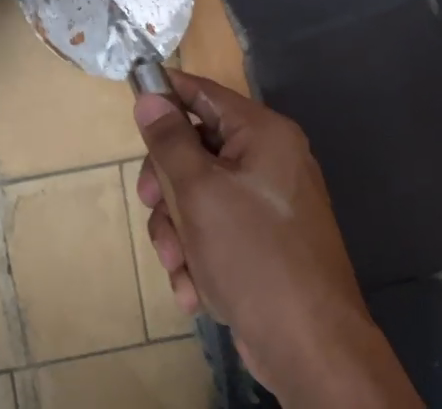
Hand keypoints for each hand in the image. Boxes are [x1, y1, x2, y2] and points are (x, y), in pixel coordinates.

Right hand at [133, 71, 418, 407]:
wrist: (310, 348)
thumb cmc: (253, 254)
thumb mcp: (199, 191)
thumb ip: (169, 140)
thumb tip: (149, 96)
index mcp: (263, 135)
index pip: (202, 93)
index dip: (165, 96)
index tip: (131, 109)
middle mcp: (270, 161)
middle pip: (194, 149)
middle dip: (167, 188)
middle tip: (152, 207)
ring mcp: (268, 204)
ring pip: (197, 196)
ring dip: (178, 231)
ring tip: (179, 265)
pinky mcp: (264, 243)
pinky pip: (215, 231)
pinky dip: (199, 256)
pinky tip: (195, 289)